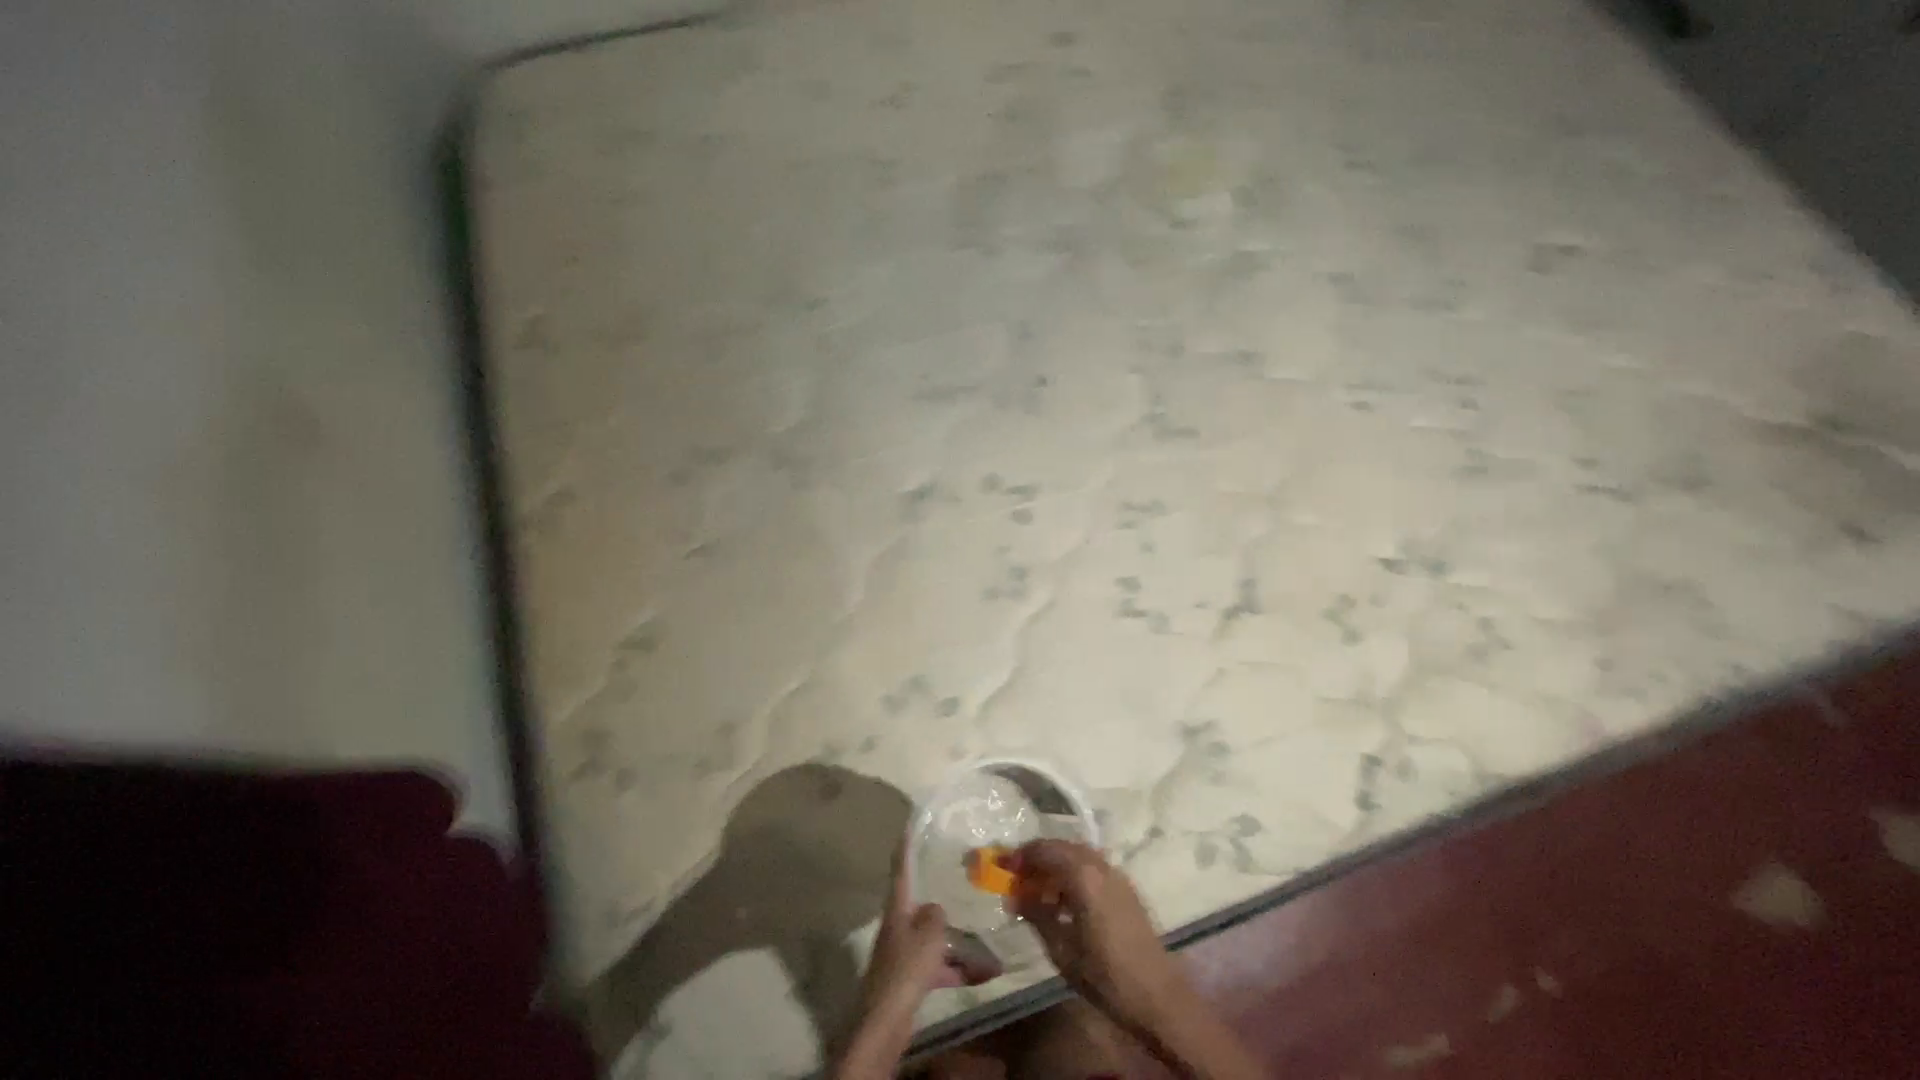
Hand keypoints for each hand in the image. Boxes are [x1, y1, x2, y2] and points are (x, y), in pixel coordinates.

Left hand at [859, 842, 1001, 1024]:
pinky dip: (960, 970)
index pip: (901, 870)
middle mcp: (899, 928)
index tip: (910, 825)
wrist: (886, 1019)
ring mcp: (904, 955)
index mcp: (897, 910)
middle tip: (963, 884)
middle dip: (942, 898)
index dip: (905, 847)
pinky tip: (987, 974)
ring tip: (992, 946)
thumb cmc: (906, 967)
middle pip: (920, 907)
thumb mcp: (928, 933)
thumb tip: (936, 907)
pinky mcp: (912, 980)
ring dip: (960, 943)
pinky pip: (940, 968)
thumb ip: (935, 915)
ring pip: (935, 941)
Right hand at [1007, 839, 1189, 1030]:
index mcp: (1084, 877)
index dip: (1021, 856)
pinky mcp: (1127, 891)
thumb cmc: (1105, 975)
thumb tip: (1012, 896)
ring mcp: (1118, 877)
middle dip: (1038, 858)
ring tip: (1038, 892)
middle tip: (1017, 878)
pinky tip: (1064, 903)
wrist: (1157, 995)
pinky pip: (1093, 870)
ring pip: (1079, 857)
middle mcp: (1102, 868)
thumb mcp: (1061, 949)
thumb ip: (1036, 915)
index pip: (1045, 850)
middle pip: (1063, 848)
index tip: (1002, 868)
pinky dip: (1073, 875)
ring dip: (1056, 866)